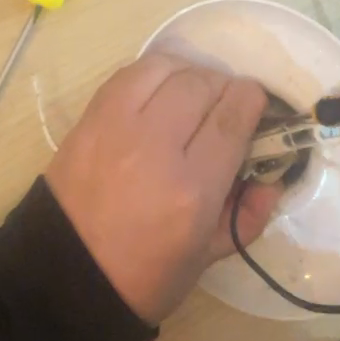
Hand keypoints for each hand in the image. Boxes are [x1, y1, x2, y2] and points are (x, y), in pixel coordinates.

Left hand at [46, 54, 281, 324]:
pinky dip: (156, 71)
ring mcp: (119, 124)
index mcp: (191, 191)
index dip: (252, 100)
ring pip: (168, 67)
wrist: (65, 270)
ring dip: (190, 73)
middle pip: (203, 85)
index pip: (233, 117)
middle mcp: (157, 147)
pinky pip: (133, 70)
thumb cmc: (143, 273)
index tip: (257, 102)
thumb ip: (247, 214)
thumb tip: (273, 176)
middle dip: (224, 86)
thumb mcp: (205, 257)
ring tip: (195, 90)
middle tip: (226, 102)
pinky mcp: (93, 113)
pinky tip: (163, 87)